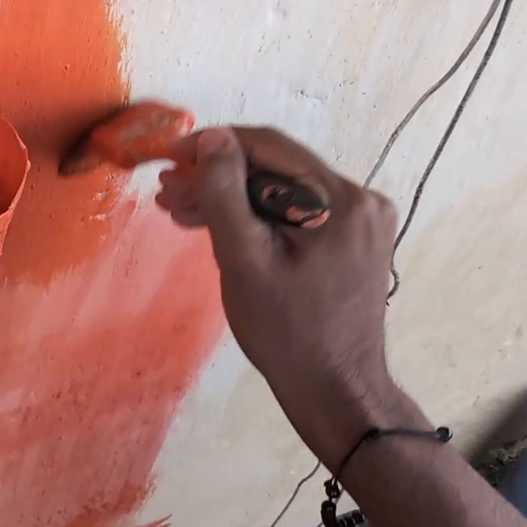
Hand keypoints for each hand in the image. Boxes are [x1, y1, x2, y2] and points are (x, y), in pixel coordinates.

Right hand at [155, 127, 416, 467]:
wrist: (334, 388)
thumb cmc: (285, 330)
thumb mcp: (244, 259)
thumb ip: (225, 194)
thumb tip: (211, 137)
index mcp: (340, 199)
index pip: (269, 148)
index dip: (214, 145)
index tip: (170, 157)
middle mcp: (359, 200)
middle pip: (275, 170)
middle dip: (217, 177)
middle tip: (167, 192)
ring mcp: (359, 221)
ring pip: (280, 192)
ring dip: (231, 197)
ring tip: (180, 210)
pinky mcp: (350, 241)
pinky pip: (294, 214)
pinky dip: (255, 217)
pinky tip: (218, 226)